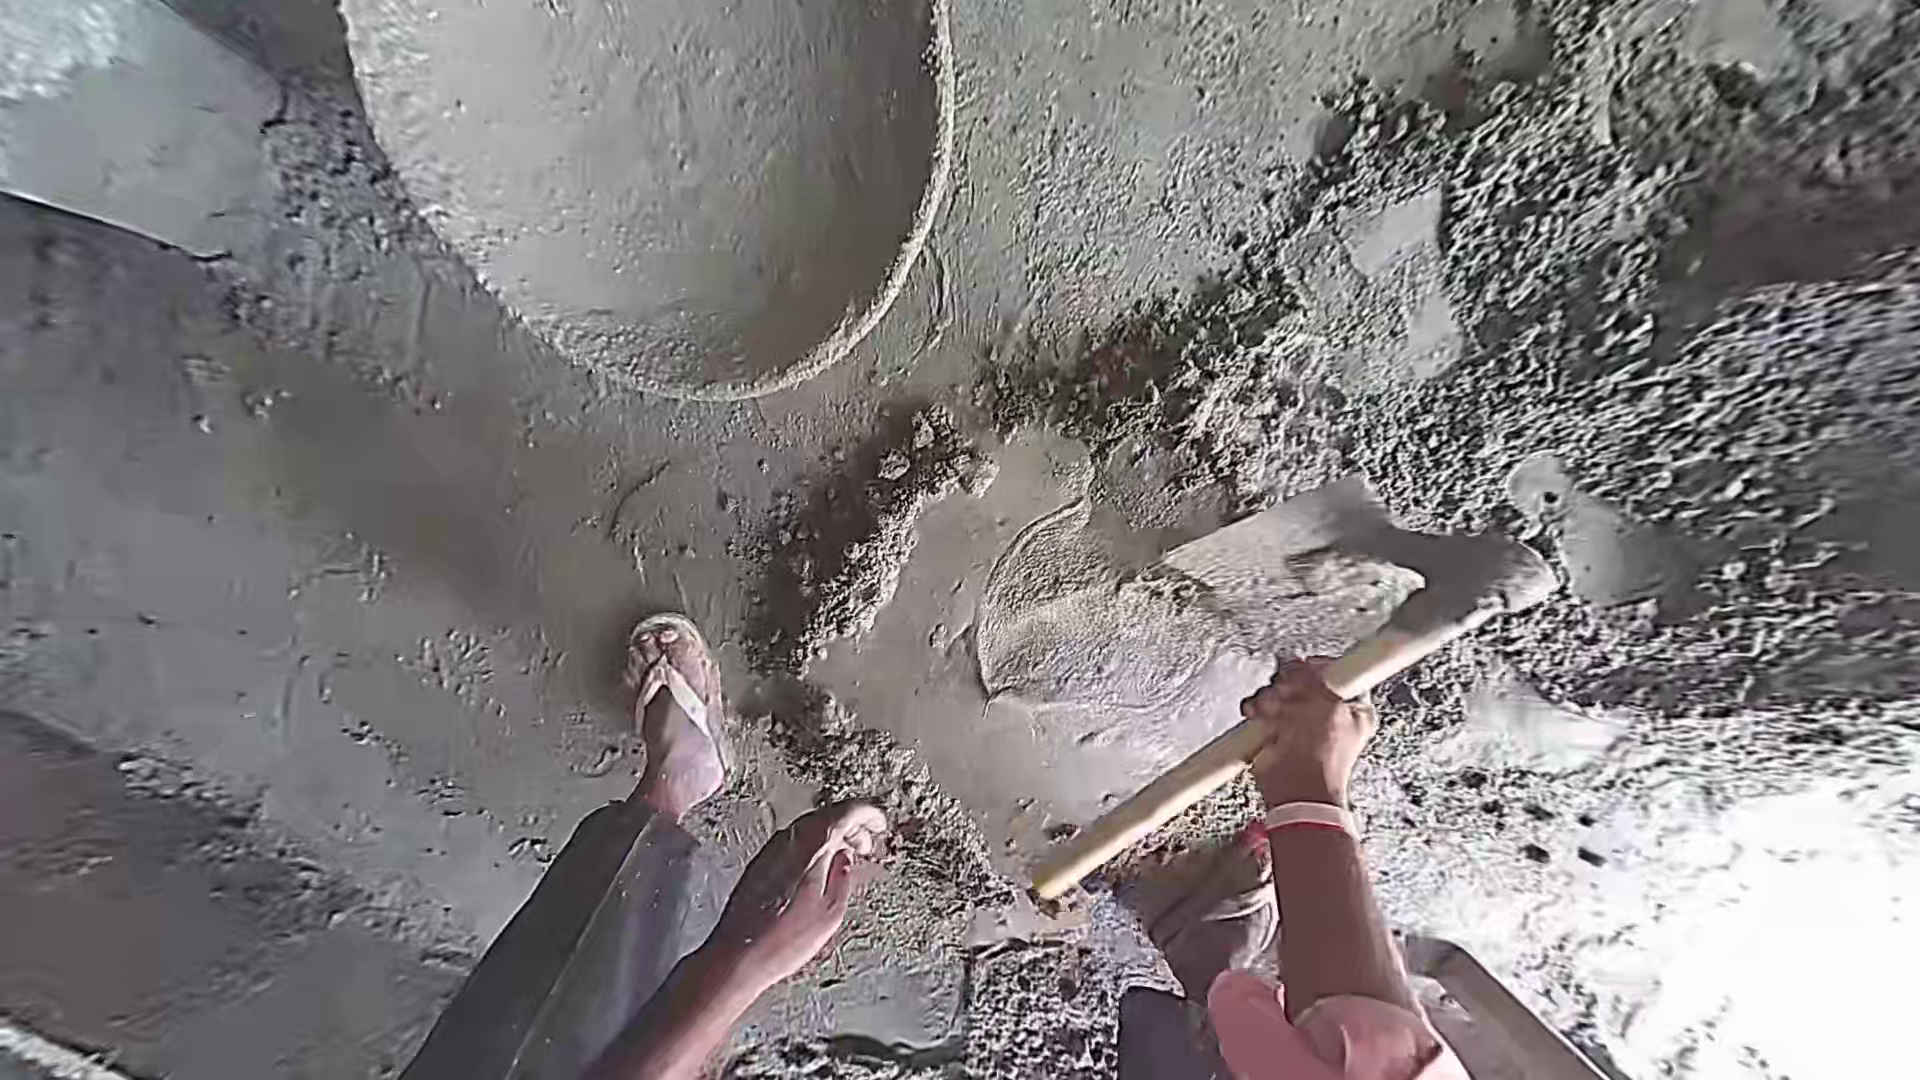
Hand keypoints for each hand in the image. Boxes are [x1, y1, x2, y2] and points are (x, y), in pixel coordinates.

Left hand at [702, 801, 887, 994]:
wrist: (736, 957)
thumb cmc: (783, 939)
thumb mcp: (831, 911)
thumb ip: (844, 875)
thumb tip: (846, 858)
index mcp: (813, 841)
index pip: (849, 811)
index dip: (869, 815)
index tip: (879, 824)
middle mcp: (792, 836)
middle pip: (829, 814)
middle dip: (852, 825)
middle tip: (866, 843)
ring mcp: (774, 846)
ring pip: (812, 826)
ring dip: (832, 835)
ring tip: (845, 857)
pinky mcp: (762, 860)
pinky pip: (796, 840)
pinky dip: (814, 845)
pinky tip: (818, 867)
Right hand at [1239, 658, 1376, 806]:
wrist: (1293, 784)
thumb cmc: (1321, 753)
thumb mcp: (1325, 703)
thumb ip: (1312, 676)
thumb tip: (1299, 659)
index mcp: (1351, 706)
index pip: (1333, 671)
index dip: (1315, 667)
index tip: (1304, 669)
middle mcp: (1326, 712)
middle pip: (1299, 678)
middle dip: (1287, 684)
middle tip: (1288, 695)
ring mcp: (1299, 721)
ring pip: (1277, 689)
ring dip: (1270, 698)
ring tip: (1272, 711)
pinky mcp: (1275, 728)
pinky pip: (1260, 705)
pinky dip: (1256, 708)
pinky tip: (1259, 715)